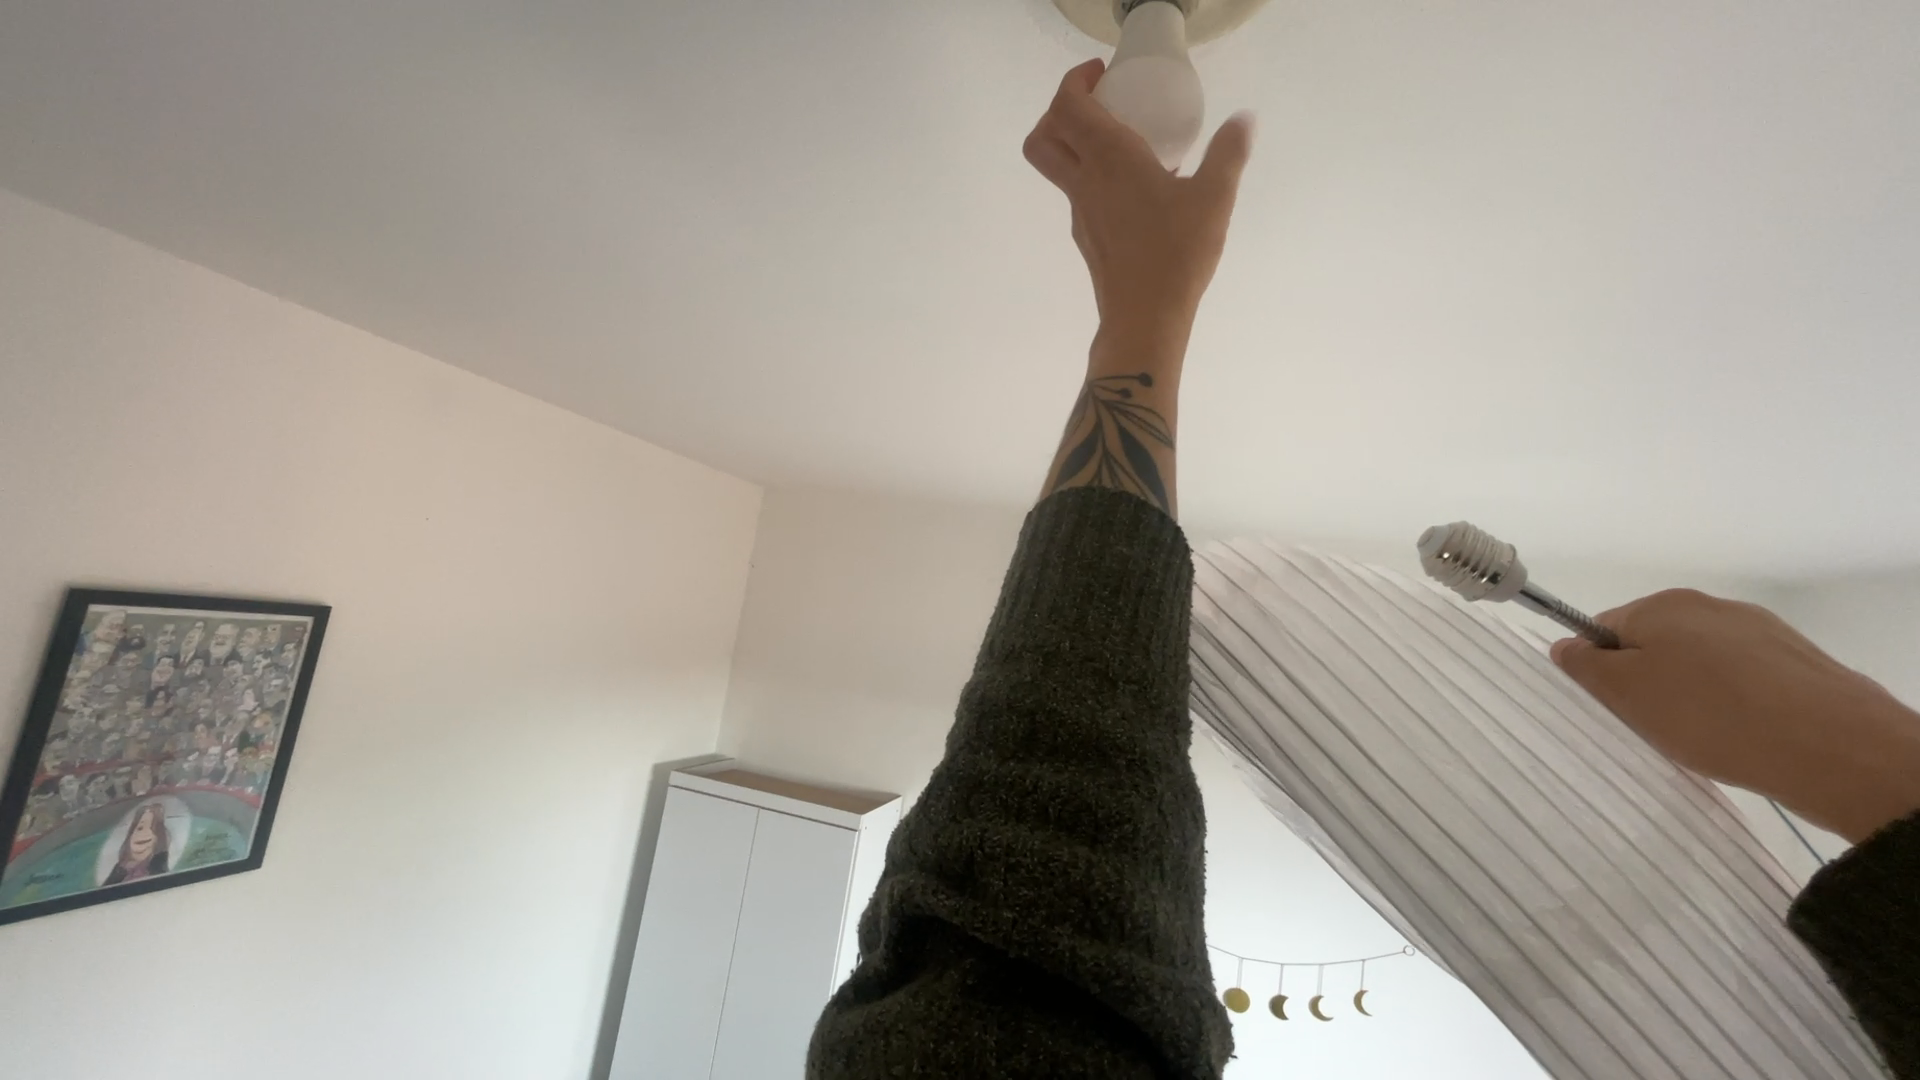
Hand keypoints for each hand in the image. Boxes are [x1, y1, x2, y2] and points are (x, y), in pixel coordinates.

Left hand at [1023, 60, 1253, 343]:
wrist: (1144, 318)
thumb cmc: (1176, 255)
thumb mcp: (1214, 199)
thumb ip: (1228, 153)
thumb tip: (1244, 120)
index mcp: (1108, 159)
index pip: (1065, 107)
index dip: (1074, 81)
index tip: (1102, 75)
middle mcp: (1084, 183)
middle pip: (1041, 138)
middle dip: (1058, 111)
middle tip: (1097, 105)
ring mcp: (1080, 214)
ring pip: (1057, 169)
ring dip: (1075, 145)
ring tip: (1124, 143)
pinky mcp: (1087, 238)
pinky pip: (1080, 194)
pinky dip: (1095, 177)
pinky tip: (1136, 188)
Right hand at [1553, 589, 1919, 842]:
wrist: (1840, 753)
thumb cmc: (1709, 715)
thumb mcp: (1622, 693)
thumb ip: (1583, 664)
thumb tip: (1569, 646)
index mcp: (1662, 606)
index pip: (1601, 629)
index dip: (1598, 668)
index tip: (1613, 702)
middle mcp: (1712, 607)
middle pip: (1652, 642)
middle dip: (1645, 679)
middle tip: (1652, 721)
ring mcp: (1764, 632)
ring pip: (1700, 662)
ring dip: (1691, 691)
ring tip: (1704, 732)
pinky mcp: (1803, 663)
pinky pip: (1745, 679)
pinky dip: (1735, 702)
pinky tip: (1744, 732)